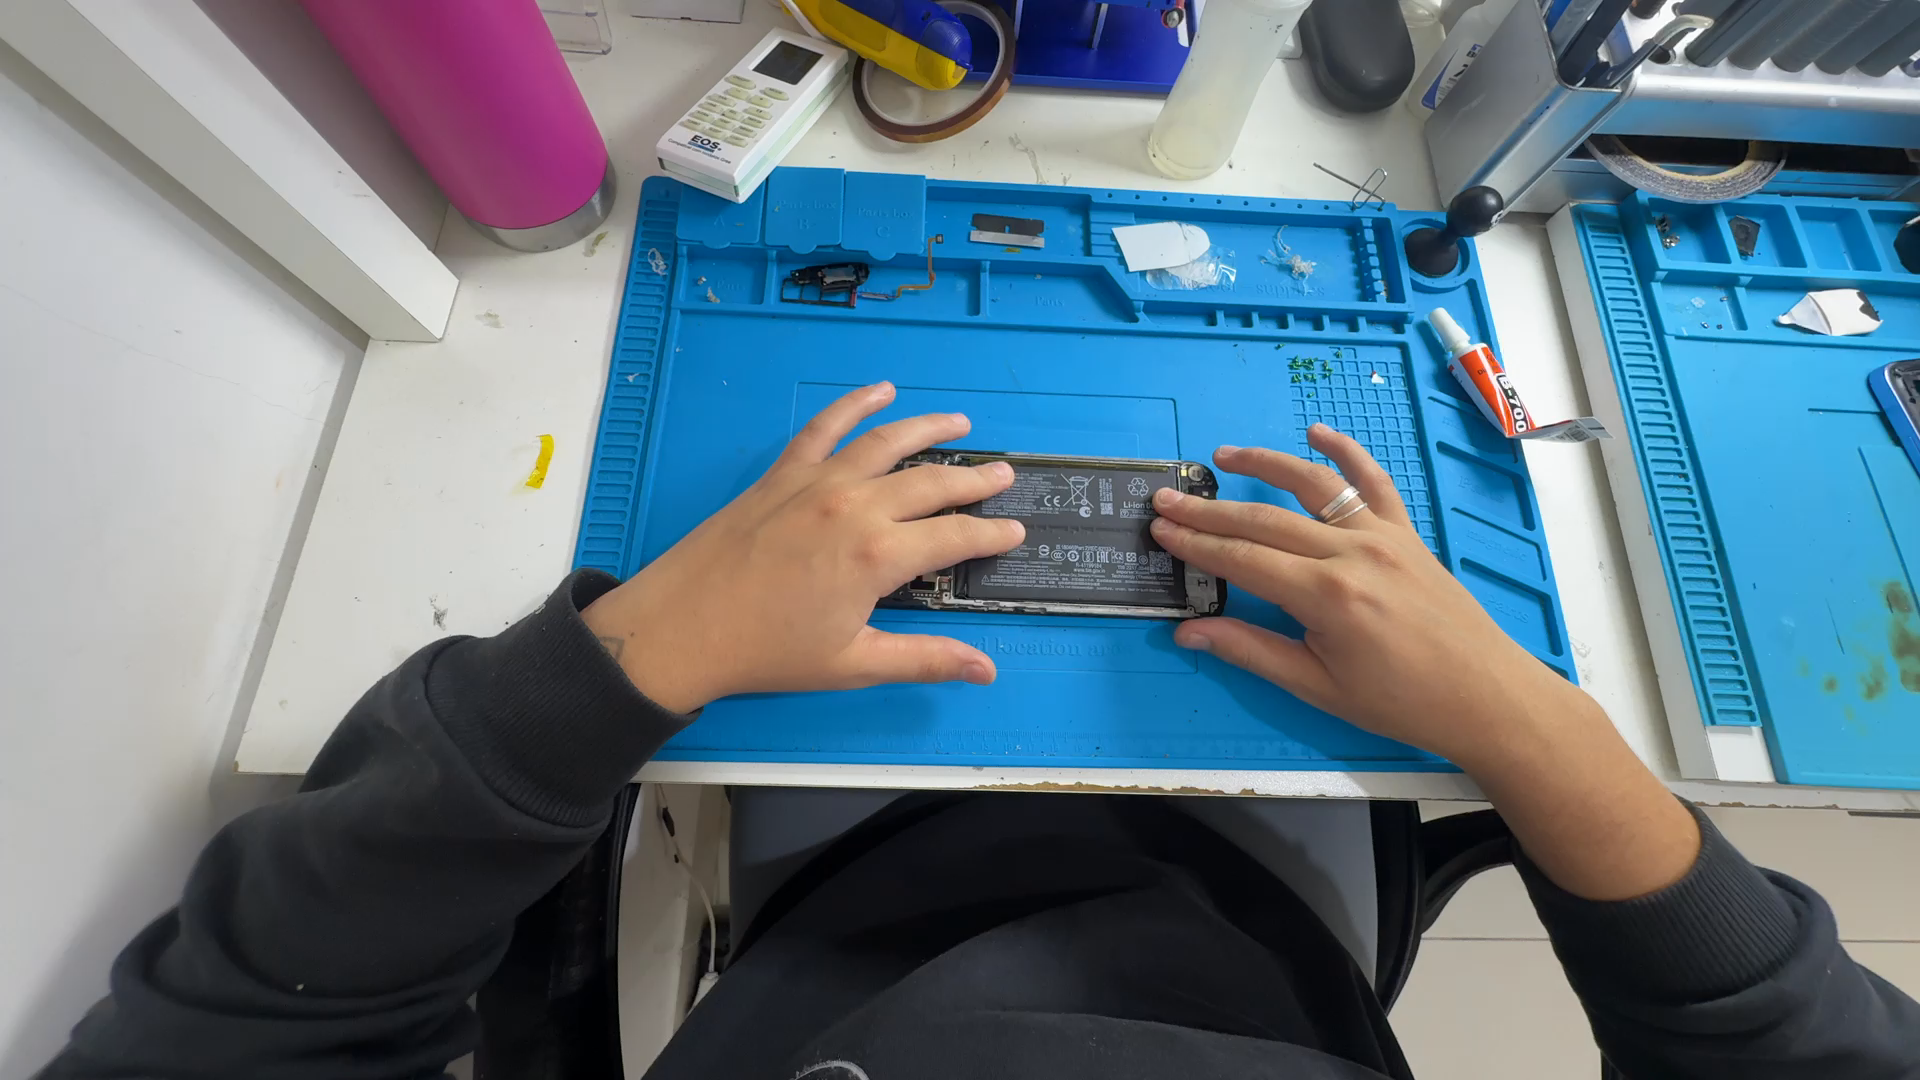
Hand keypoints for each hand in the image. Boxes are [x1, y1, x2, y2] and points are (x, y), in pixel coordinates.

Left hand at [581, 383, 1024, 712]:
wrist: (683, 627)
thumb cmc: (770, 651)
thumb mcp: (854, 663)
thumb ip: (925, 659)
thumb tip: (986, 670)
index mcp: (879, 554)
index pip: (955, 536)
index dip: (992, 534)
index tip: (1015, 530)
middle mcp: (857, 505)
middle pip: (933, 482)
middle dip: (975, 479)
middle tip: (1004, 475)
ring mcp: (819, 481)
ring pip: (888, 442)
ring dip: (930, 428)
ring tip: (961, 422)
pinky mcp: (784, 472)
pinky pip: (825, 426)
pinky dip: (854, 404)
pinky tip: (880, 390)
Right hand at [1147, 423, 1588, 770]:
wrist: (1487, 697)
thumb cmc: (1399, 701)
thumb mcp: (1316, 684)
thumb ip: (1248, 650)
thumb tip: (1187, 632)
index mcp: (1325, 596)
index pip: (1241, 559)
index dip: (1195, 543)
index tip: (1160, 529)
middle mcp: (1351, 553)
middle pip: (1263, 520)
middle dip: (1208, 510)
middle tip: (1166, 498)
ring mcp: (1382, 535)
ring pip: (1311, 486)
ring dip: (1263, 464)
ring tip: (1222, 456)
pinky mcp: (1405, 532)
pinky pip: (1372, 481)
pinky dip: (1346, 451)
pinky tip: (1318, 432)